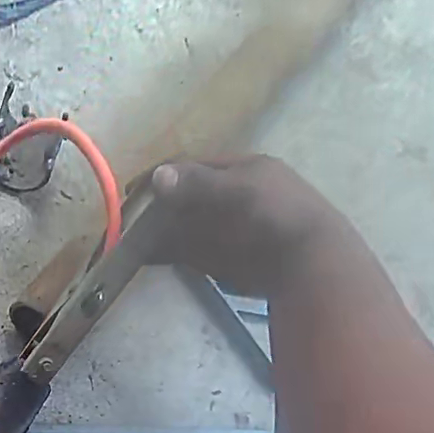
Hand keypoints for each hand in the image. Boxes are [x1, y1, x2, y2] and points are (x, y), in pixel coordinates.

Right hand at [147, 156, 353, 298]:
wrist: (306, 265)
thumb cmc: (275, 218)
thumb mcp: (240, 190)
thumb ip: (200, 184)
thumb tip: (157, 176)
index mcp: (240, 171)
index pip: (193, 167)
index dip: (163, 176)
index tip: (134, 189)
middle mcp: (229, 199)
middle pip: (184, 198)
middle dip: (156, 207)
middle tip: (127, 218)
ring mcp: (225, 231)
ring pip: (182, 227)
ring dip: (157, 233)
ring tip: (129, 240)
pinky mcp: (222, 261)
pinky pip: (187, 254)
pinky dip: (166, 254)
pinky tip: (146, 257)